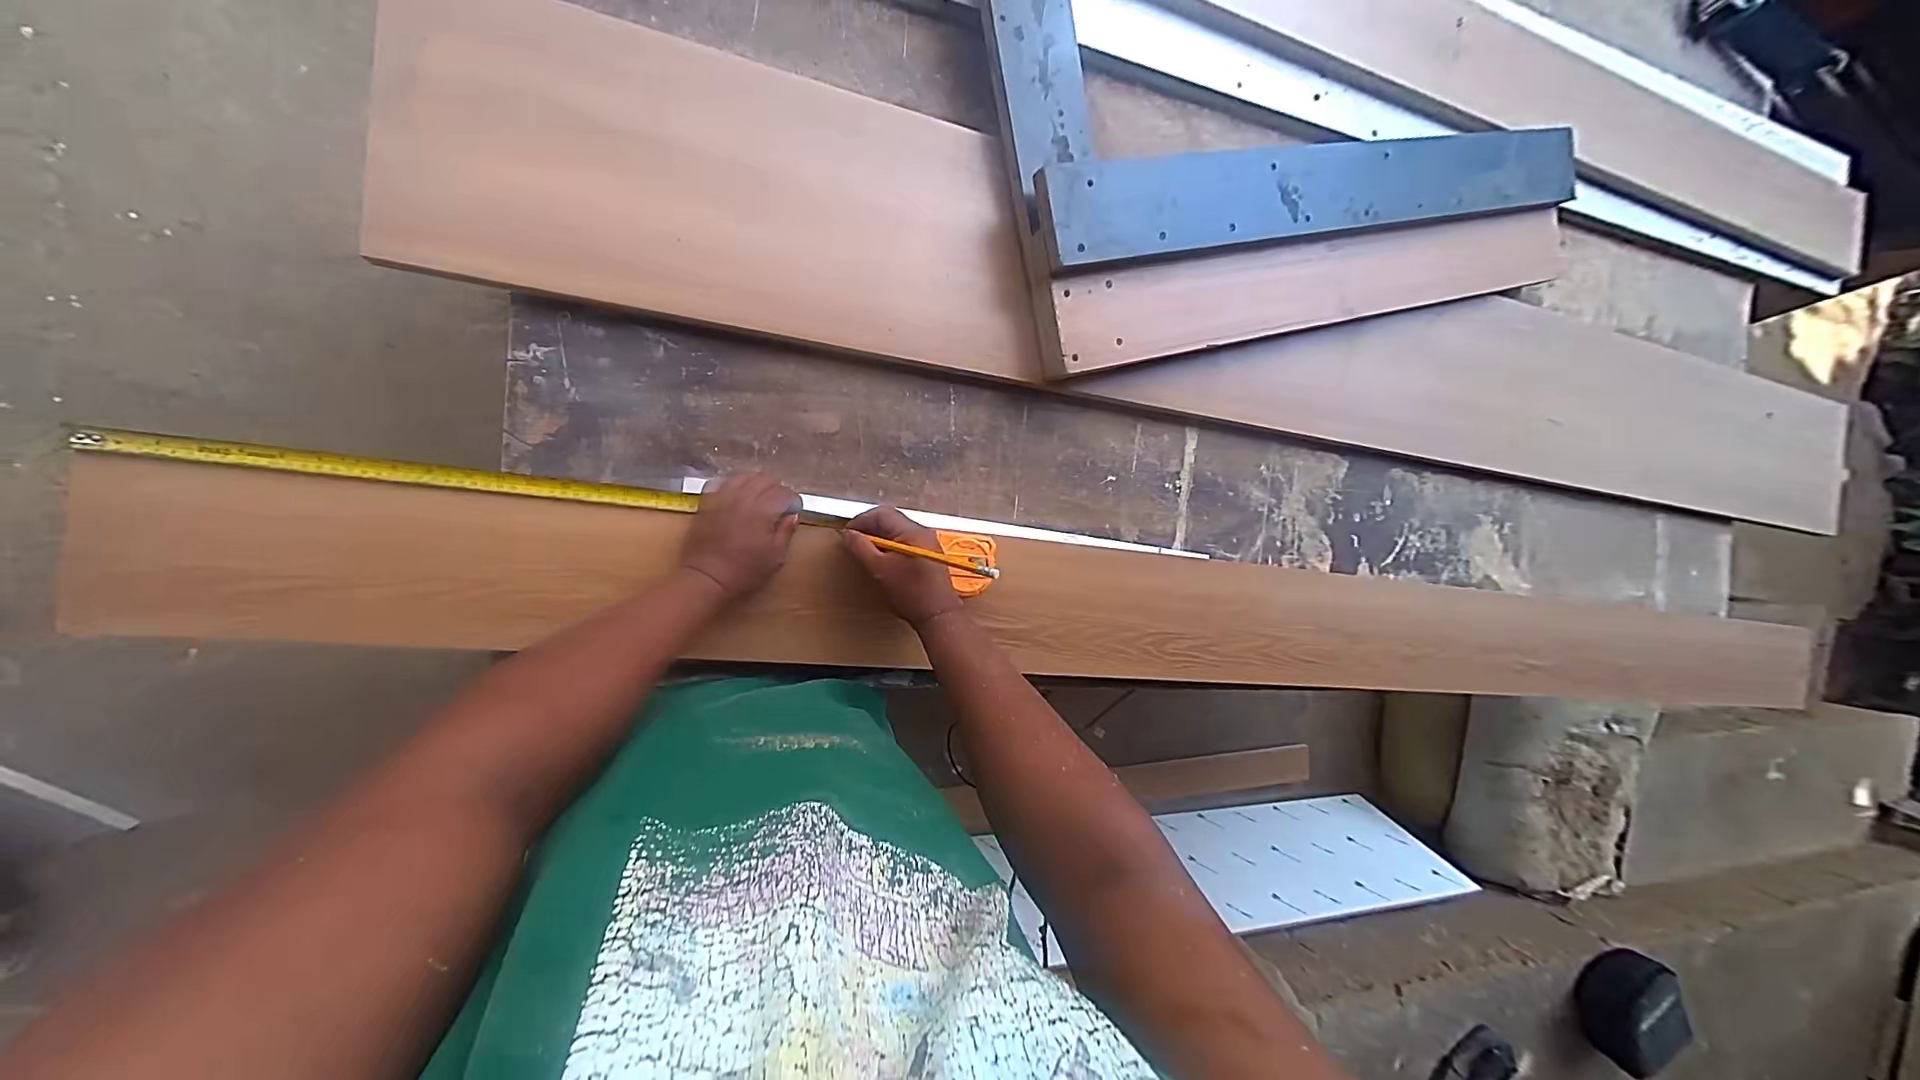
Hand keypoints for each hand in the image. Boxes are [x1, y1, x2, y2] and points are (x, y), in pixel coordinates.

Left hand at [680, 473, 801, 598]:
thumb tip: (792, 515)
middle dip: (775, 488)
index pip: (783, 493)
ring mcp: (722, 499)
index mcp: (762, 511)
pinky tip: (735, 495)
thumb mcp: (775, 558)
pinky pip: (720, 484)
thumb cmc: (745, 572)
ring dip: (754, 483)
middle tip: (778, 502)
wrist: (706, 579)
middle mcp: (742, 499)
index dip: (792, 499)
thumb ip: (786, 532)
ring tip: (758, 496)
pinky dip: (732, 485)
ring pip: (742, 477)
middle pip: (763, 479)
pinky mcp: (706, 504)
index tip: (794, 509)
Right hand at [841, 507, 965, 628]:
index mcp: (913, 532)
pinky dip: (891, 546)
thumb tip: (847, 534)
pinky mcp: (930, 555)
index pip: (882, 514)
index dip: (861, 520)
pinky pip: (907, 542)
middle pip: (892, 520)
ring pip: (899, 531)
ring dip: (880, 537)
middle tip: (854, 541)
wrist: (938, 615)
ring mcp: (929, 543)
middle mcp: (923, 532)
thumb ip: (861, 548)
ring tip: (865, 550)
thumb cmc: (909, 593)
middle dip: (870, 527)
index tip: (847, 533)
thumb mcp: (879, 569)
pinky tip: (882, 558)